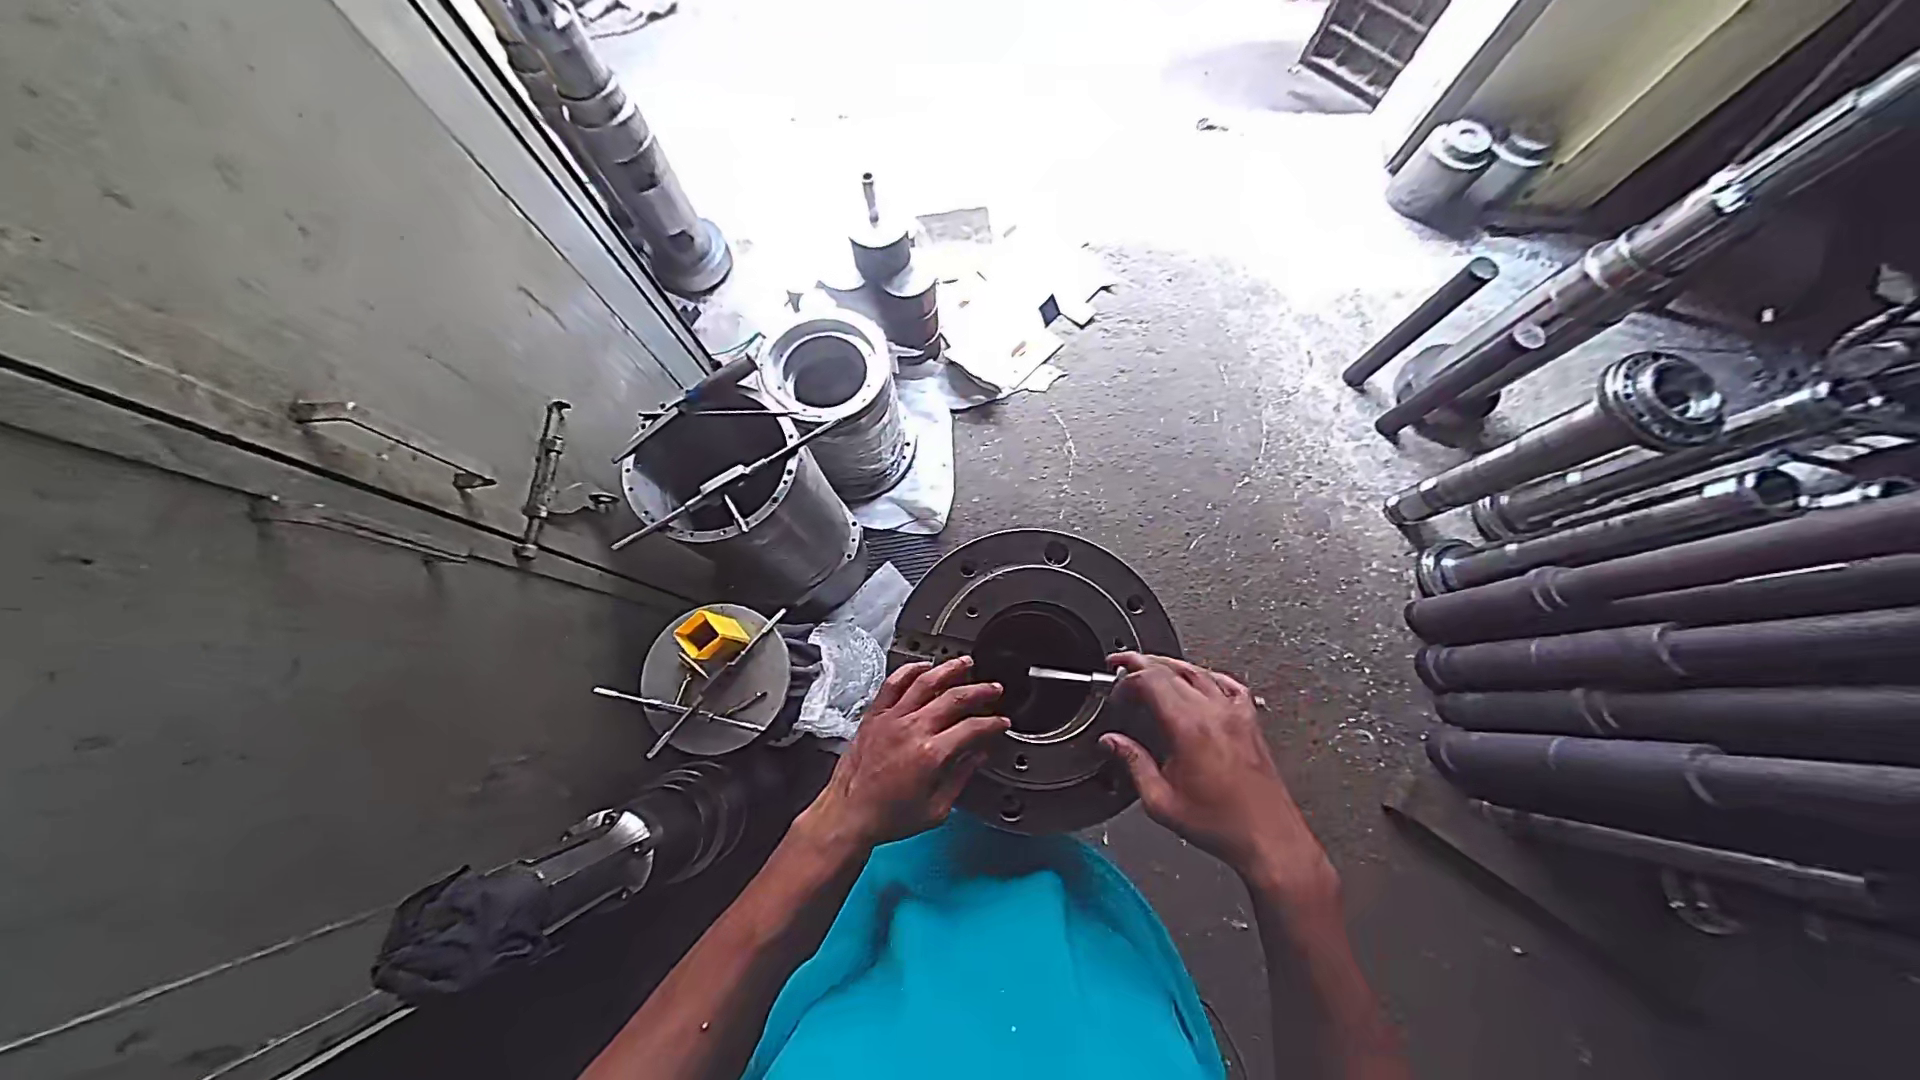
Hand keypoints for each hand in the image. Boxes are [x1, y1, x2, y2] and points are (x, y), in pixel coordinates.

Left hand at [803, 657, 1009, 851]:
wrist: (848, 816)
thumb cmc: (887, 817)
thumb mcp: (936, 809)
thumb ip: (961, 777)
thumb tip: (978, 756)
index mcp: (930, 754)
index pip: (972, 728)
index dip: (993, 723)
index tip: (1001, 722)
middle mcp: (911, 730)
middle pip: (955, 698)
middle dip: (981, 691)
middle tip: (994, 688)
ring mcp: (891, 719)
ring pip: (925, 681)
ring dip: (950, 669)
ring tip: (965, 663)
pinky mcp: (875, 716)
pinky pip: (893, 683)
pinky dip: (910, 670)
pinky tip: (924, 667)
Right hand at [1101, 653, 1337, 909]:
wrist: (1269, 839)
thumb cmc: (1223, 825)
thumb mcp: (1161, 801)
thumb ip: (1133, 763)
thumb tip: (1113, 743)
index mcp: (1188, 728)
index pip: (1150, 680)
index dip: (1127, 678)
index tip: (1116, 689)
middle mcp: (1214, 714)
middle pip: (1171, 669)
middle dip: (1141, 664)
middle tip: (1123, 665)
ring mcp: (1235, 714)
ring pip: (1197, 671)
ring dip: (1170, 665)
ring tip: (1151, 668)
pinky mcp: (1249, 722)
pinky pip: (1227, 684)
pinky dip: (1206, 676)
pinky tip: (1198, 681)